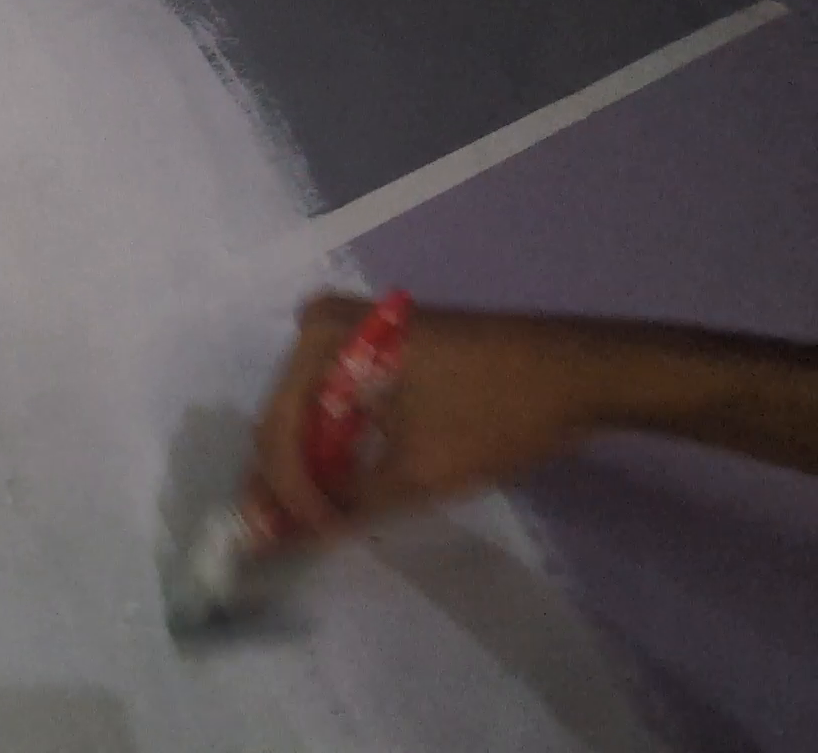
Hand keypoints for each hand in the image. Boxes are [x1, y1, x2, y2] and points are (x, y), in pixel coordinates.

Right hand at [253, 293, 601, 537]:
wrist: (583, 369)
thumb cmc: (498, 413)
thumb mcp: (421, 469)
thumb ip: (350, 504)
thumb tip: (297, 536)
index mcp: (320, 338)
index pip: (279, 424)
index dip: (288, 488)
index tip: (306, 538)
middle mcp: (315, 324)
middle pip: (284, 414)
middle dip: (288, 476)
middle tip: (289, 531)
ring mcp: (339, 328)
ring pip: (302, 408)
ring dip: (304, 462)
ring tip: (304, 513)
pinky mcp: (362, 341)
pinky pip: (326, 396)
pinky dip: (329, 439)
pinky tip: (329, 478)